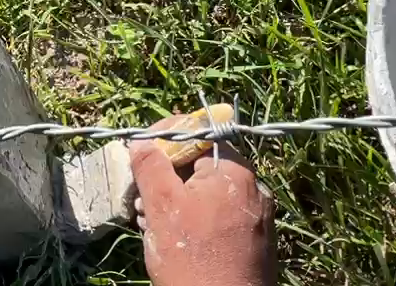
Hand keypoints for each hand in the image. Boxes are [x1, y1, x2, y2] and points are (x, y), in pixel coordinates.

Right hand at [129, 116, 276, 285]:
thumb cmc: (195, 261)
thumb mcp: (162, 207)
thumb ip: (150, 166)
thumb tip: (141, 141)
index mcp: (235, 170)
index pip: (194, 135)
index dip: (162, 140)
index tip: (138, 153)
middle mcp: (253, 188)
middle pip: (200, 164)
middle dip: (166, 177)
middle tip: (141, 195)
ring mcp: (256, 218)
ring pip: (207, 192)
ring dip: (176, 200)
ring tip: (151, 221)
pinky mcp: (254, 243)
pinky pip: (219, 215)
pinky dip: (194, 218)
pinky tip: (172, 237)